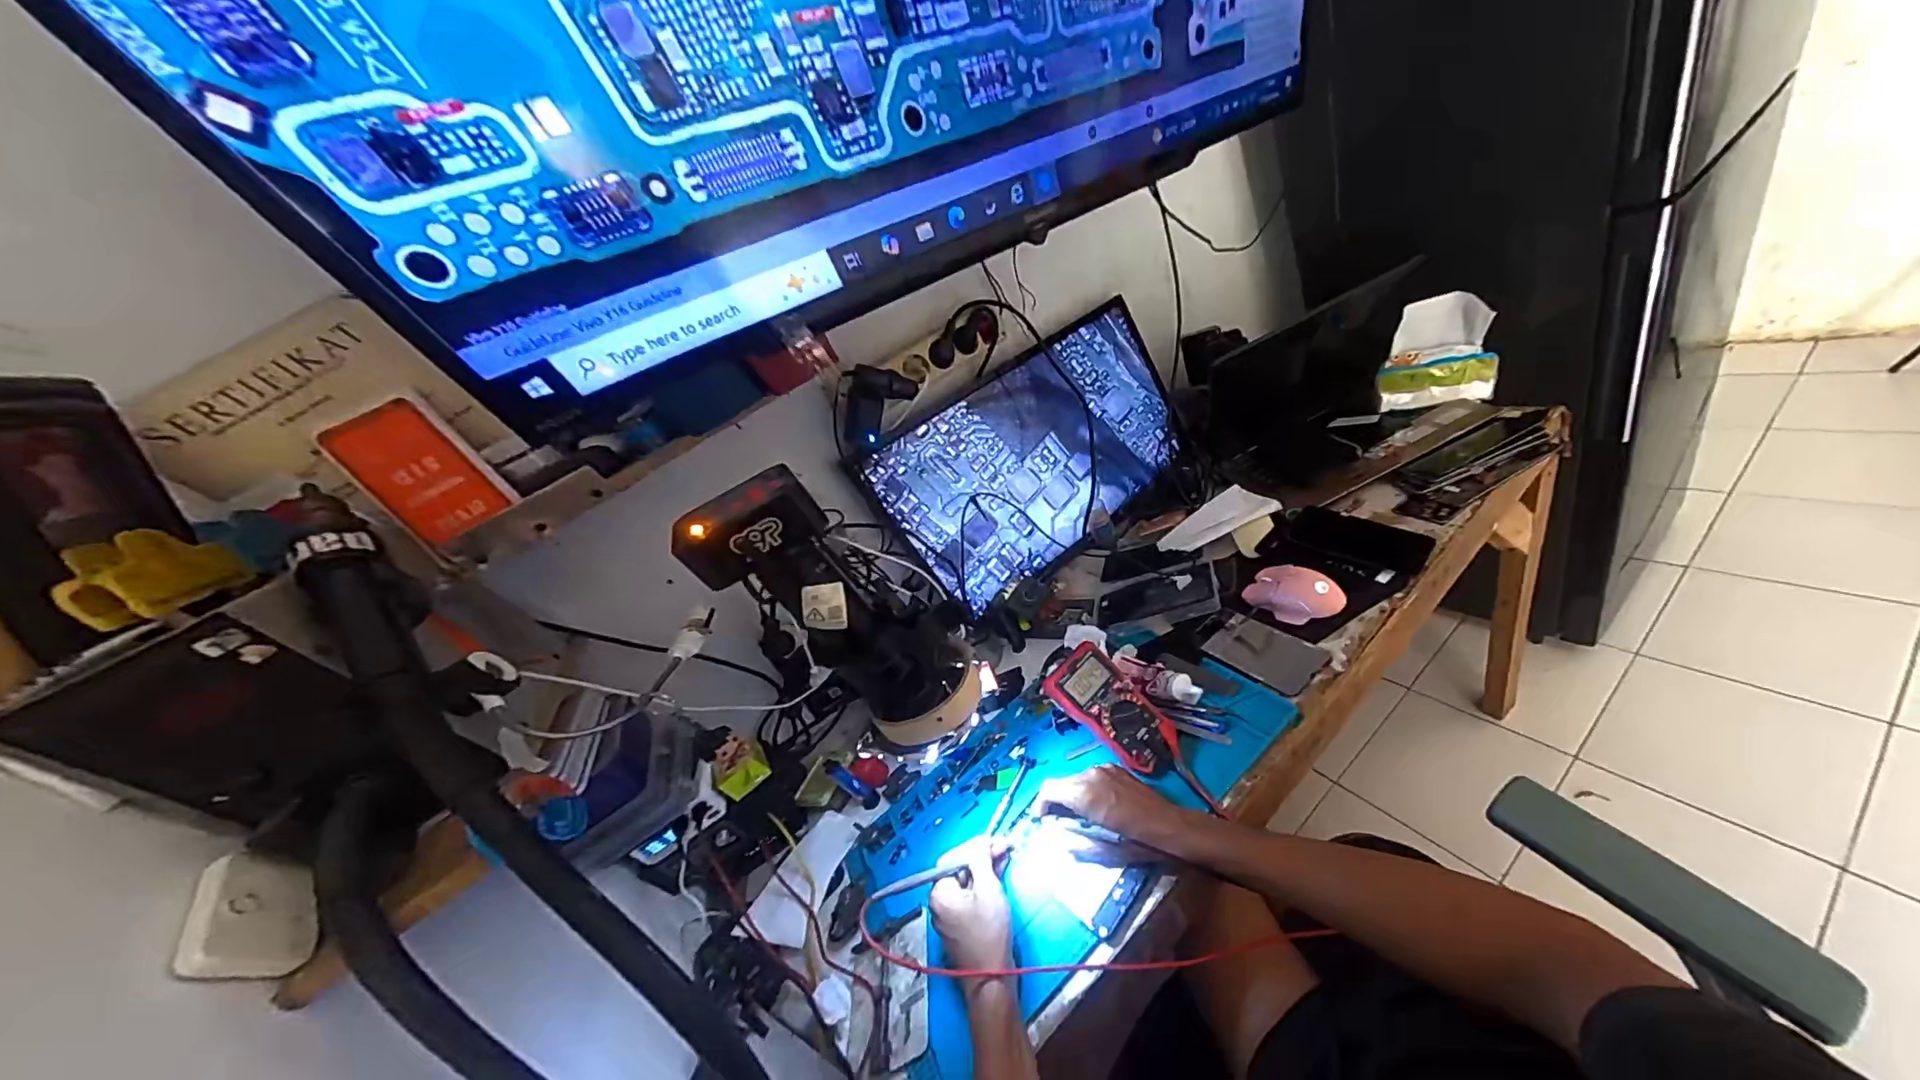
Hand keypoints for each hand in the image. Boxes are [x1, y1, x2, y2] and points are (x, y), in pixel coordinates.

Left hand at [929, 837, 1011, 974]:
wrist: (992, 979)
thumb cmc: (989, 933)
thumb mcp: (989, 889)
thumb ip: (981, 860)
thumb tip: (980, 843)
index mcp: (939, 892)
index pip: (954, 857)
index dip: (976, 847)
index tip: (996, 843)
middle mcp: (938, 903)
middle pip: (960, 869)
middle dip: (982, 857)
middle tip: (1003, 850)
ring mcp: (948, 915)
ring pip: (966, 882)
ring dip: (984, 870)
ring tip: (1003, 861)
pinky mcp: (960, 926)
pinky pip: (969, 897)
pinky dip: (982, 887)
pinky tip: (998, 879)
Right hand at [1037, 765, 1191, 843]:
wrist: (1169, 825)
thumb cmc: (1136, 841)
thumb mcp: (1100, 846)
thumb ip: (1073, 836)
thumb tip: (1055, 832)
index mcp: (1084, 793)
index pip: (1048, 790)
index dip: (1040, 805)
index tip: (1042, 820)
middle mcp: (1090, 775)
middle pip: (1059, 783)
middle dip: (1055, 801)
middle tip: (1058, 821)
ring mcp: (1104, 769)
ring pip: (1074, 779)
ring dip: (1071, 795)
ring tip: (1079, 814)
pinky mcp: (1115, 769)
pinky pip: (1090, 776)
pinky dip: (1086, 789)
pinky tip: (1097, 805)